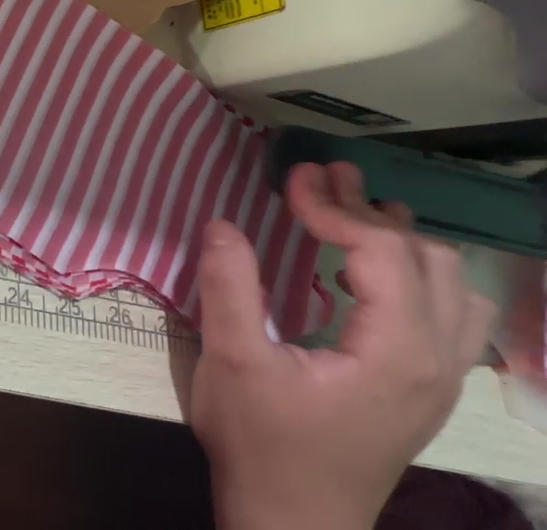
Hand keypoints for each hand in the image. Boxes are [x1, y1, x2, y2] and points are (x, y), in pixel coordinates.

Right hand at [191, 162, 495, 529]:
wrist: (296, 513)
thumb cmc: (260, 438)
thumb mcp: (231, 360)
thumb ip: (229, 287)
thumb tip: (222, 223)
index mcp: (394, 352)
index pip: (383, 252)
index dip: (334, 208)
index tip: (287, 180)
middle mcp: (436, 360)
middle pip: (428, 260)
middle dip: (368, 211)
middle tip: (315, 178)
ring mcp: (440, 376)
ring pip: (451, 285)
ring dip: (399, 240)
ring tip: (345, 211)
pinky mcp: (426, 385)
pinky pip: (447, 312)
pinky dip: (412, 274)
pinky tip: (366, 272)